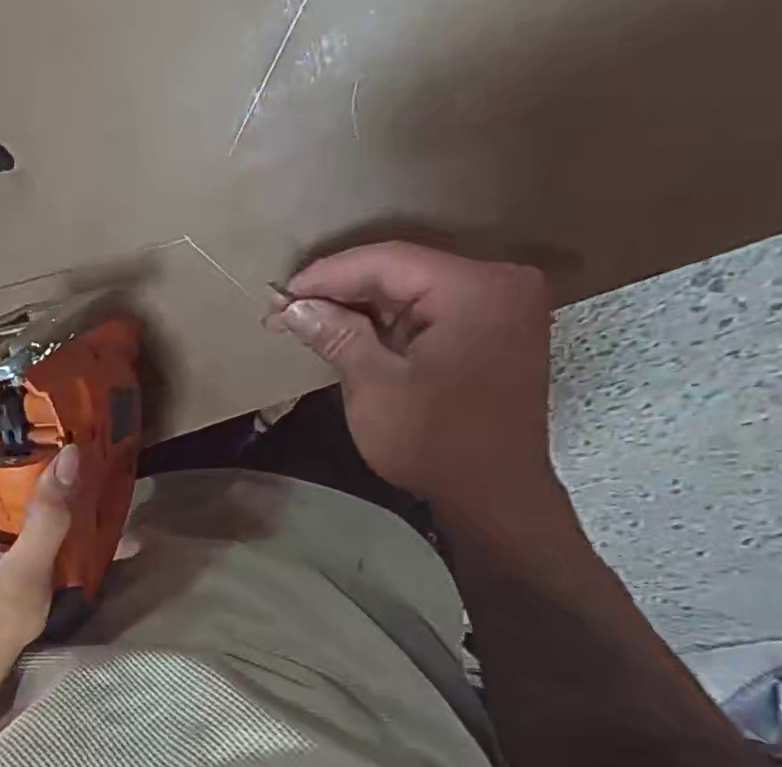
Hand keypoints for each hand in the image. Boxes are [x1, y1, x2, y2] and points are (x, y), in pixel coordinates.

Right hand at [266, 242, 558, 516]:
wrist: (492, 490)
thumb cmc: (433, 440)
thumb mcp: (374, 386)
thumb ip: (337, 336)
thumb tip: (294, 307)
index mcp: (476, 289)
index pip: (389, 261)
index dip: (328, 274)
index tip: (280, 294)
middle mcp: (499, 283)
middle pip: (403, 271)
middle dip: (339, 290)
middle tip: (284, 312)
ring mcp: (501, 306)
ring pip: (413, 290)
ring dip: (358, 306)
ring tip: (304, 323)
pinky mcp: (492, 330)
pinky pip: (429, 311)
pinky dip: (385, 321)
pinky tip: (346, 333)